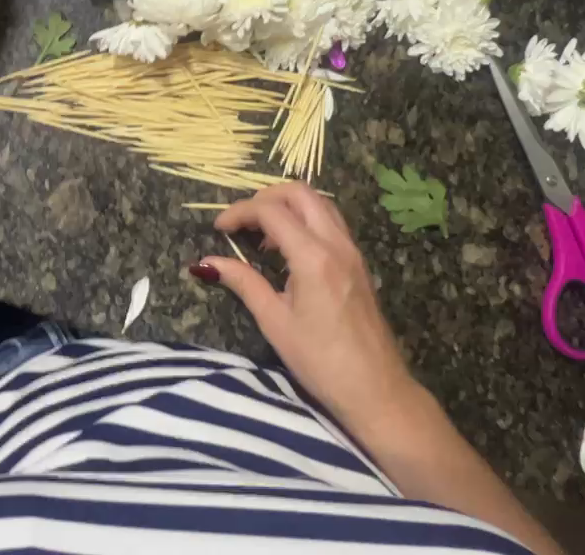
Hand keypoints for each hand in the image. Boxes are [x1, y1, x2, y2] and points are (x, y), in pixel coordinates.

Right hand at [196, 182, 416, 432]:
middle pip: (299, 193)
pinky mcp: (358, 262)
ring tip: (262, 234)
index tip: (218, 229)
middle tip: (241, 222)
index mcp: (313, 257)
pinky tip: (288, 249)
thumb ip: (243, 283)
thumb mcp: (275, 322)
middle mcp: (336, 243)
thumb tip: (206, 263)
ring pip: (318, 203)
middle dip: (264, 198)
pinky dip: (305, 219)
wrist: (378, 392)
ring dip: (287, 206)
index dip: (239, 212)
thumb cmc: (321, 362)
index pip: (271, 211)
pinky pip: (330, 221)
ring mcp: (352, 250)